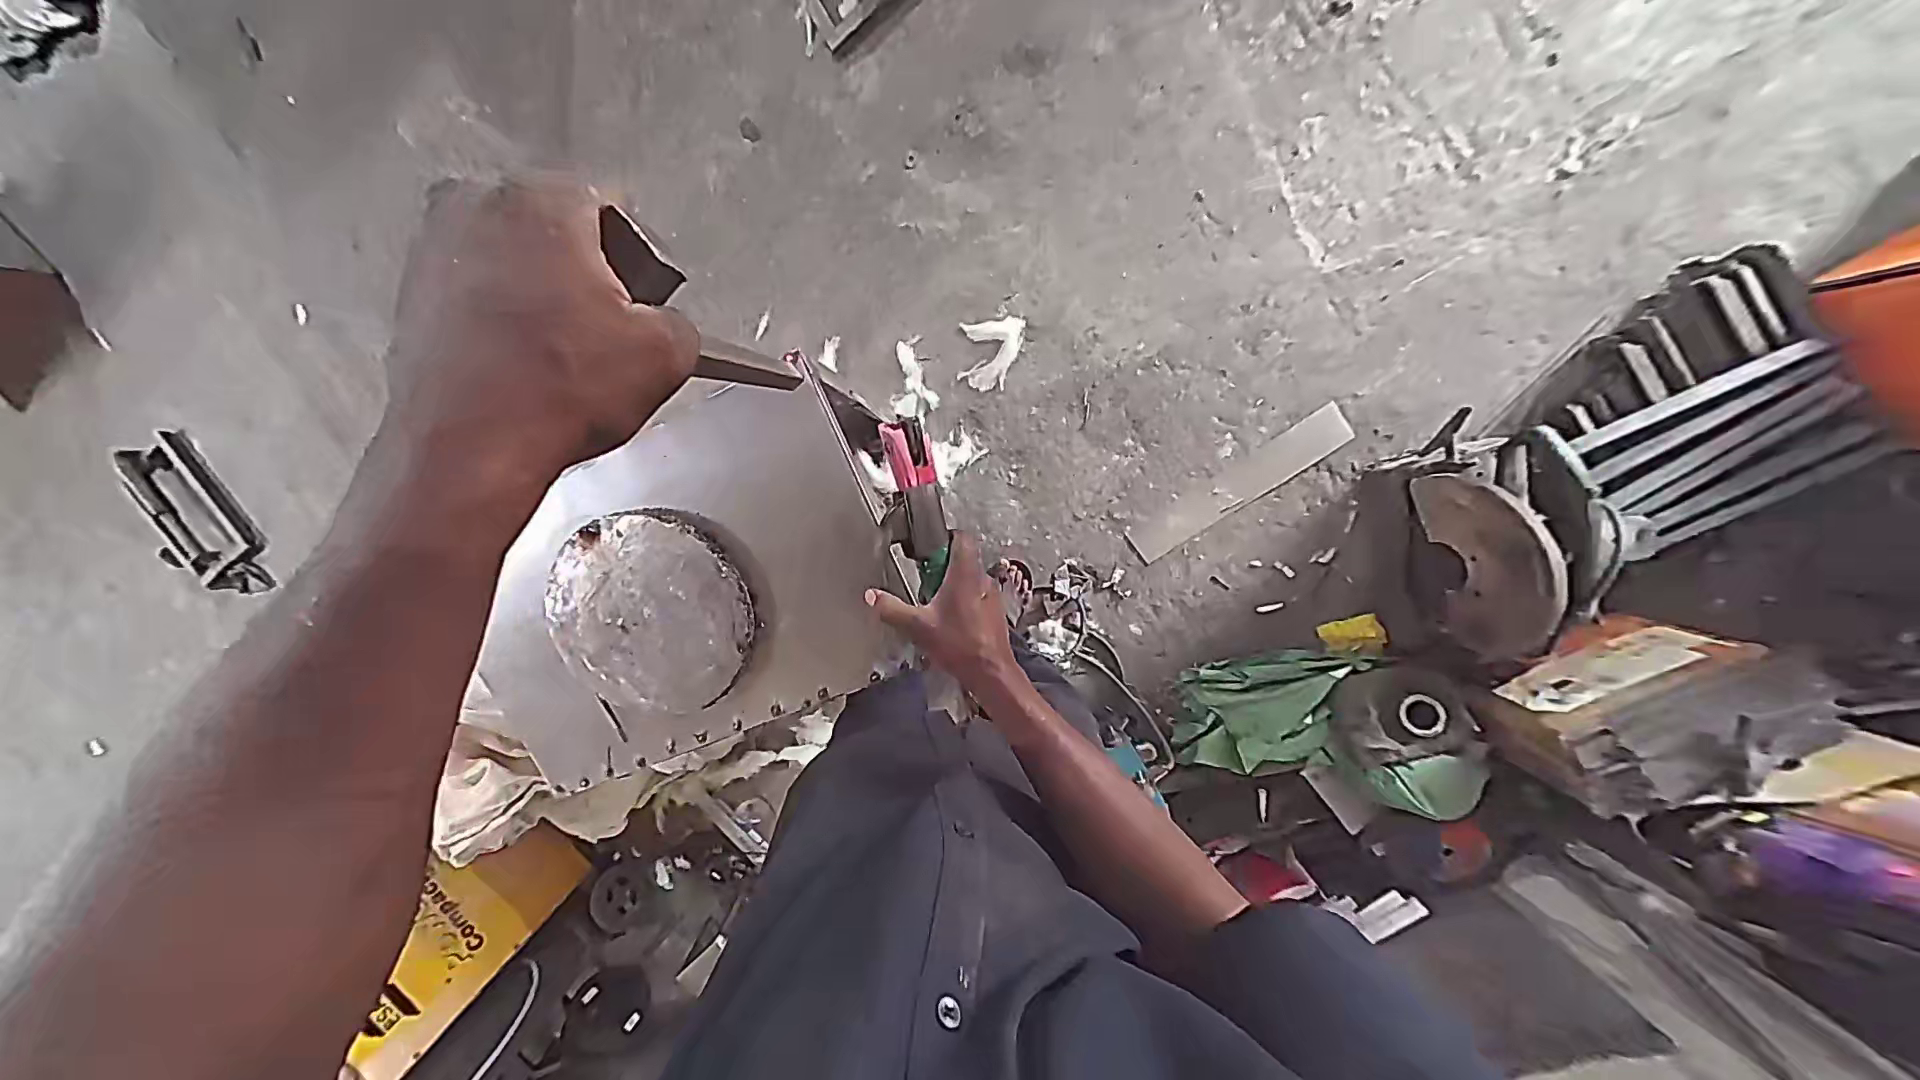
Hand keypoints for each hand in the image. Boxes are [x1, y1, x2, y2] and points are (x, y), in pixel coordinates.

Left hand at [382, 176, 699, 494]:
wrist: (474, 447)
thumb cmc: (557, 392)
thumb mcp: (666, 353)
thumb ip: (681, 321)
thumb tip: (666, 325)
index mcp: (540, 204)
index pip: (614, 208)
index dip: (645, 260)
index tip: (649, 299)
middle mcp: (474, 208)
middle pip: (563, 231)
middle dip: (596, 275)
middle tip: (615, 329)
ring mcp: (433, 250)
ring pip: (523, 263)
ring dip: (553, 298)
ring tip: (573, 353)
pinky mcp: (415, 295)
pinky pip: (486, 295)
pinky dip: (514, 321)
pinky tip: (535, 364)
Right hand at [865, 533, 1020, 688]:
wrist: (990, 672)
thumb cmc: (961, 646)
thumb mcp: (917, 627)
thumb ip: (892, 609)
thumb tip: (873, 597)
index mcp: (965, 575)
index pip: (962, 538)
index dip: (946, 537)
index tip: (930, 548)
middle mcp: (982, 581)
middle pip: (963, 560)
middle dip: (943, 568)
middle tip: (926, 583)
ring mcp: (991, 597)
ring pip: (971, 580)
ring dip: (954, 586)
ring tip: (937, 606)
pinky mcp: (995, 612)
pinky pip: (978, 597)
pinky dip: (965, 602)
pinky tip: (952, 622)